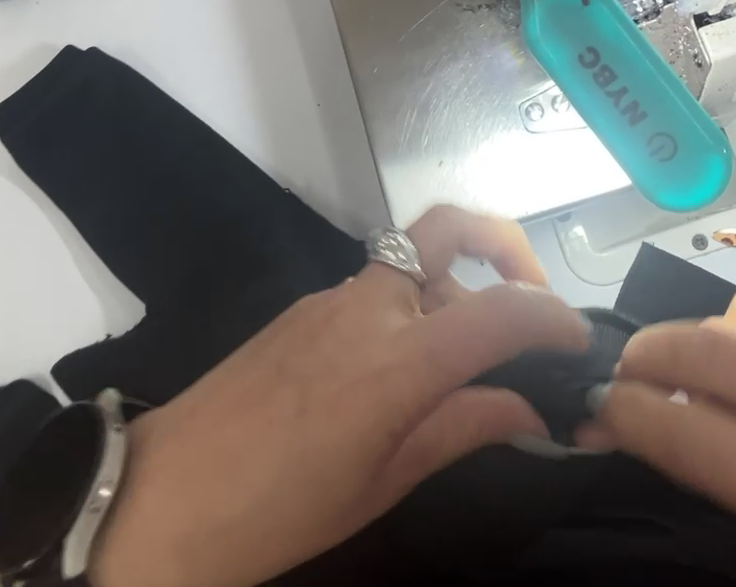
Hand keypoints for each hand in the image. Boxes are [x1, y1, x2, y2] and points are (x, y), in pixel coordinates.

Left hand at [96, 207, 589, 586]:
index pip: (500, 311)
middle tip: (532, 297)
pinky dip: (412, 308)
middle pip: (448, 227)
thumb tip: (529, 410)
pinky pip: (377, 289)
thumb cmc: (279, 509)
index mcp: (397, 362)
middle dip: (505, 243)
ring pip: (414, 263)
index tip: (575, 340)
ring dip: (455, 289)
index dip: (552, 318)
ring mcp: (331, 298)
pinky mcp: (306, 306)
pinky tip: (405, 366)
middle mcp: (368, 307)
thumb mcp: (384, 481)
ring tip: (470, 357)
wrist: (161, 496)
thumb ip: (464, 428)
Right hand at [577, 290, 735, 584]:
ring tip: (717, 378)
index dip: (630, 411)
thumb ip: (691, 461)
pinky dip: (734, 329)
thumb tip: (602, 411)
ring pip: (719, 321)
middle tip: (624, 372)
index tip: (594, 404)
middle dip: (645, 356)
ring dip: (695, 346)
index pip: (694, 435)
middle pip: (702, 351)